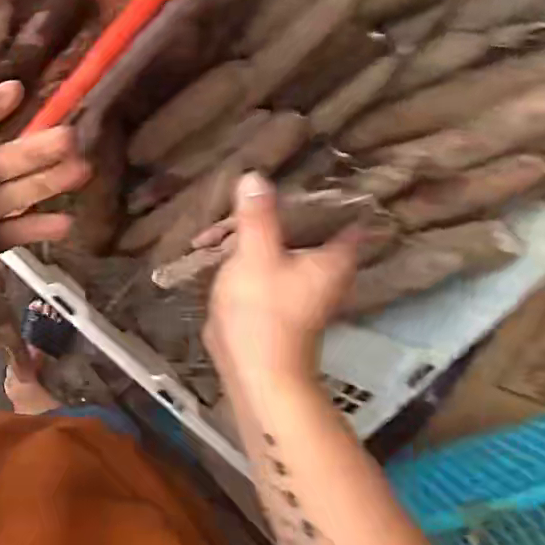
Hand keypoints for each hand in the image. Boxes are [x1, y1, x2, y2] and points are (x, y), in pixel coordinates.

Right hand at [205, 171, 358, 385]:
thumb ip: (256, 215)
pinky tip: (209, 255)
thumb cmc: (262, 310)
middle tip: (227, 214)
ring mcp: (298, 286)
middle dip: (261, 216)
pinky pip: (258, 264)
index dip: (316, 194)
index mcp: (332, 257)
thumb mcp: (255, 254)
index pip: (338, 213)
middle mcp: (322, 269)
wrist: (254, 368)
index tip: (286, 180)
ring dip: (242, 237)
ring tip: (207, 238)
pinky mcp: (274, 299)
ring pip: (274, 246)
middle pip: (297, 227)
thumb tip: (254, 175)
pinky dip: (238, 256)